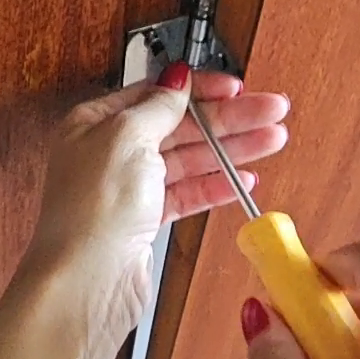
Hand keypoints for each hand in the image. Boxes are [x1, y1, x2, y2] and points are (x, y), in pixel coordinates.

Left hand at [16, 63, 289, 353]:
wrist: (87, 280)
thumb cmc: (92, 209)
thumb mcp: (127, 137)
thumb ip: (159, 106)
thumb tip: (176, 78)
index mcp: (96, 122)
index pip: (156, 94)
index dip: (199, 89)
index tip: (236, 88)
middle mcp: (110, 152)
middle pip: (179, 126)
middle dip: (228, 119)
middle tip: (271, 111)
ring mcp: (129, 187)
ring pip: (189, 160)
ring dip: (231, 150)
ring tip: (272, 140)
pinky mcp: (144, 220)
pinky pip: (187, 194)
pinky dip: (216, 185)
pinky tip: (243, 179)